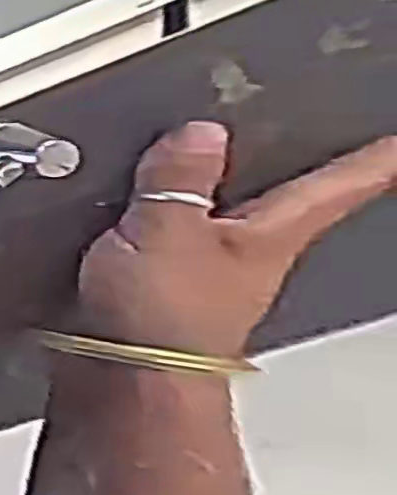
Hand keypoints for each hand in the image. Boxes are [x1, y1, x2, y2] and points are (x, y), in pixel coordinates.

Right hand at [79, 122, 396, 356]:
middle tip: (316, 148)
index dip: (373, 160)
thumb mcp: (165, 231)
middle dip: (298, 177)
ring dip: (219, 195)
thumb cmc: (162, 309)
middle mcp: (250, 251)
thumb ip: (177, 182)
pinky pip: (173, 233)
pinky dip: (164, 216)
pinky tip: (144, 213)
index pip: (335, 187)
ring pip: (228, 218)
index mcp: (268, 234)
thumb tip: (201, 134)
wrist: (123, 361)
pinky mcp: (162, 278)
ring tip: (207, 170)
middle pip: (285, 203)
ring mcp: (208, 269)